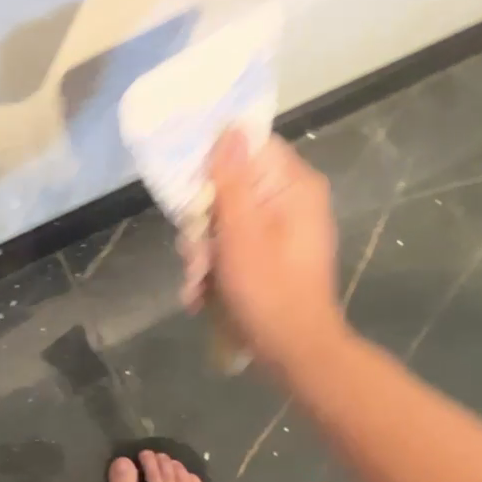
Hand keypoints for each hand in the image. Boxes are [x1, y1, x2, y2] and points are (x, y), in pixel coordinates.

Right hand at [197, 131, 348, 371]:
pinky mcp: (267, 263)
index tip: (188, 192)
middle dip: (201, 228)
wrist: (293, 353)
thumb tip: (229, 127)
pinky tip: (200, 298)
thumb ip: (232, 179)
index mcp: (291, 186)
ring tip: (197, 287)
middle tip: (196, 259)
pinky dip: (213, 274)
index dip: (212, 166)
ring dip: (201, 257)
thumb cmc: (268, 291)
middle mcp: (288, 203)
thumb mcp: (242, 233)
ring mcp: (278, 235)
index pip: (248, 148)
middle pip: (229, 191)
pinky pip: (231, 253)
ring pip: (223, 226)